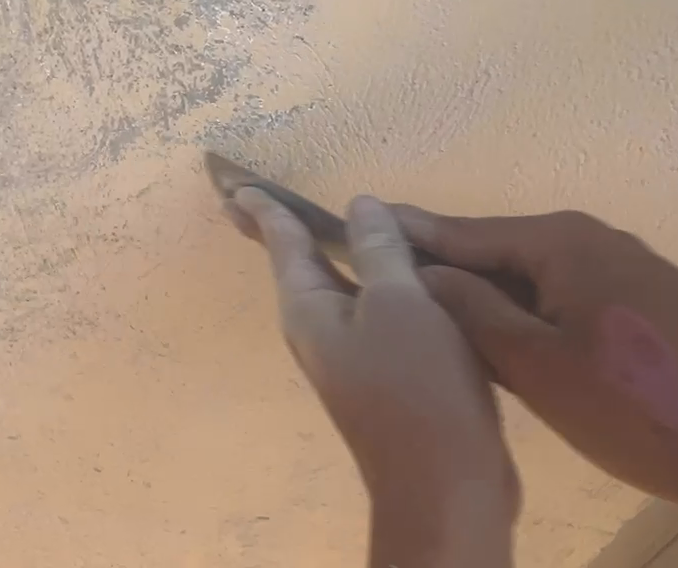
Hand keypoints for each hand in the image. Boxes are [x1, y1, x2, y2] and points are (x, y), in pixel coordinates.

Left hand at [227, 188, 517, 567]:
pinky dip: (353, 275)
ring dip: (312, 248)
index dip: (262, 207)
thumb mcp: (401, 304)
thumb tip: (358, 204)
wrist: (444, 492)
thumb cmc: (417, 387)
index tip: (234, 185)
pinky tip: (370, 270)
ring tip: (305, 221)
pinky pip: (356, 302)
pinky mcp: (375, 366)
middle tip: (240, 196)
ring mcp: (343, 348)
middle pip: (291, 260)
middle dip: (269, 226)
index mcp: (307, 305)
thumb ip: (379, 250)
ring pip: (324, 282)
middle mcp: (314, 325)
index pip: (280, 240)